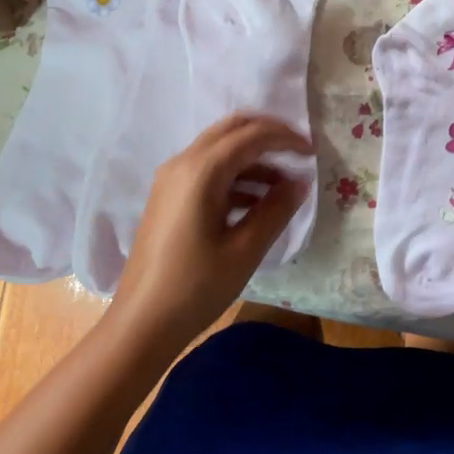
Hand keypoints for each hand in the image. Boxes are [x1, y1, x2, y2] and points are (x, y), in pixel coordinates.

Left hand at [109, 114, 311, 345]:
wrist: (140, 324)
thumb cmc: (195, 288)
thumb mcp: (244, 250)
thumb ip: (276, 210)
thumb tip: (300, 181)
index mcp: (201, 171)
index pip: (251, 135)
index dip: (286, 138)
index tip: (313, 153)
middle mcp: (182, 163)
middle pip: (231, 130)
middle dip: (268, 134)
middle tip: (299, 152)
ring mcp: (170, 178)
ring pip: (219, 148)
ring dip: (252, 157)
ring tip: (283, 186)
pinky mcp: (167, 196)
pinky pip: (207, 169)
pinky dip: (234, 175)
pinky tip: (255, 203)